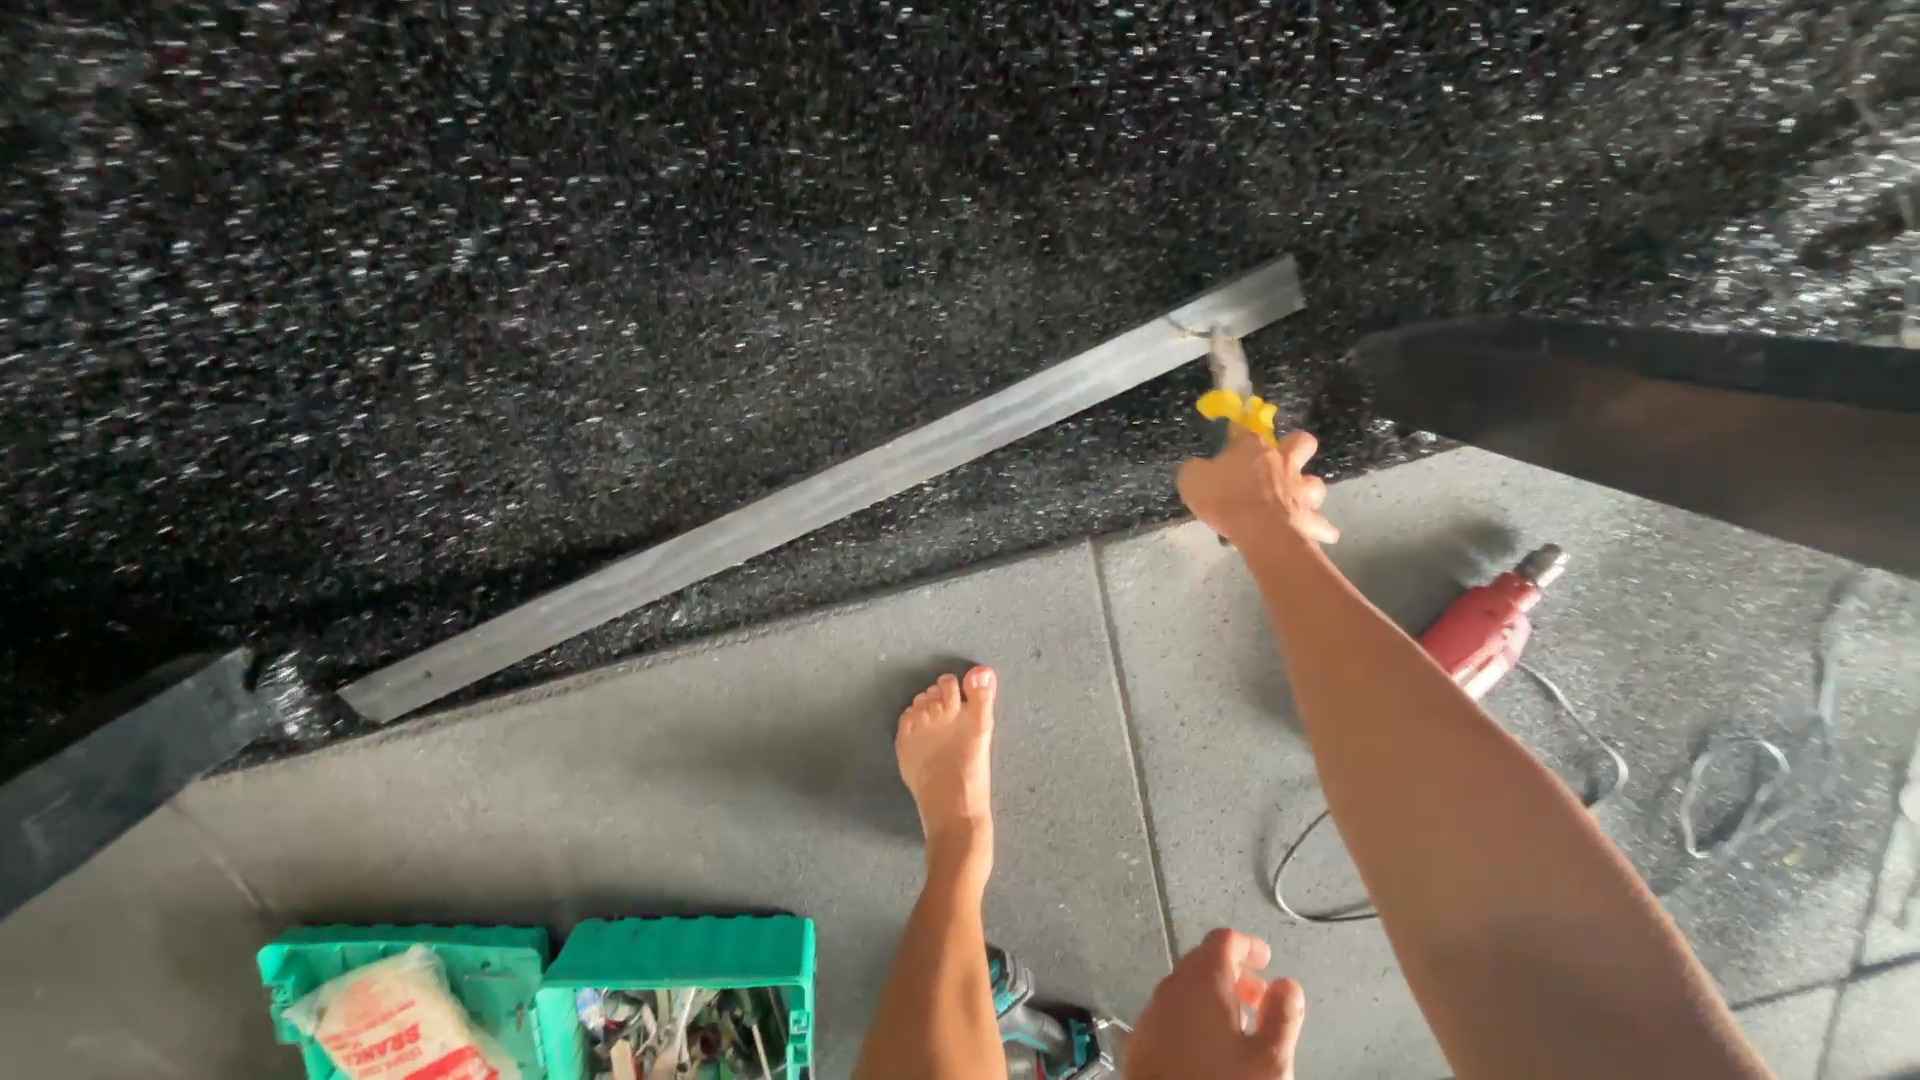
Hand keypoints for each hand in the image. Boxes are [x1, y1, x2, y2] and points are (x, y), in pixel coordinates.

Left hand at [1127, 929, 1306, 1079]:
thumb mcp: (1269, 1060)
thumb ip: (1283, 1016)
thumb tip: (1287, 985)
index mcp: (1201, 981)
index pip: (1223, 940)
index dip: (1248, 945)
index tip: (1266, 959)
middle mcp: (1171, 987)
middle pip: (1203, 960)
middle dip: (1234, 972)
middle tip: (1260, 999)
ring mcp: (1152, 1012)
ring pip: (1186, 987)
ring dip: (1214, 995)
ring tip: (1241, 1028)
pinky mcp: (1142, 1039)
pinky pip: (1172, 1011)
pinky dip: (1194, 1013)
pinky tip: (1210, 1046)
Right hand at [1177, 429, 1338, 546]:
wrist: (1259, 529)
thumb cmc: (1224, 499)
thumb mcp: (1192, 480)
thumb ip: (1194, 470)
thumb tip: (1197, 467)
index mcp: (1252, 449)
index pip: (1244, 431)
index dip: (1237, 433)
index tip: (1231, 438)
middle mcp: (1282, 462)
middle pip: (1301, 442)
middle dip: (1297, 447)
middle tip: (1284, 460)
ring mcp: (1299, 489)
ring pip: (1316, 482)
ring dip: (1308, 490)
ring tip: (1298, 500)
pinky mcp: (1309, 517)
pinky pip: (1321, 524)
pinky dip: (1321, 529)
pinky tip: (1322, 534)